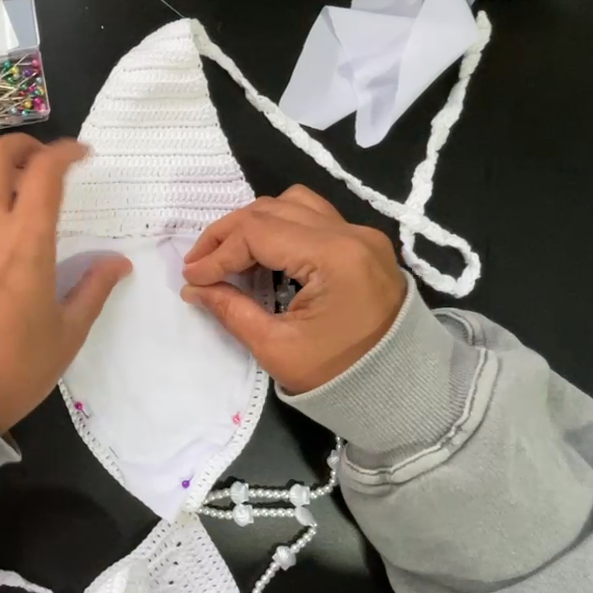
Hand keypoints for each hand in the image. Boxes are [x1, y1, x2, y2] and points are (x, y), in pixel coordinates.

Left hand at [0, 134, 130, 431]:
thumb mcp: (68, 332)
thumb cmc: (16, 367)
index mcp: (27, 241)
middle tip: (43, 162)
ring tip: (8, 185)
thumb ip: (94, 289)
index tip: (82, 155)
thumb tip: (118, 263)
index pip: (45, 171)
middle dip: (23, 145)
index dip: (67, 151)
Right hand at [180, 185, 405, 394]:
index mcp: (334, 257)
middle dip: (227, 234)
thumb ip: (230, 309)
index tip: (191, 278)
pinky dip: (278, 227)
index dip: (216, 254)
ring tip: (227, 255)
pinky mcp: (362, 244)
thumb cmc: (337, 374)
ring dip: (252, 224)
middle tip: (198, 264)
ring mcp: (361, 235)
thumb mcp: (275, 347)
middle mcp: (350, 233)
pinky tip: (260, 254)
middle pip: (271, 209)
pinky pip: (311, 217)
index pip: (257, 234)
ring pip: (292, 204)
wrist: (402, 388)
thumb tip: (194, 287)